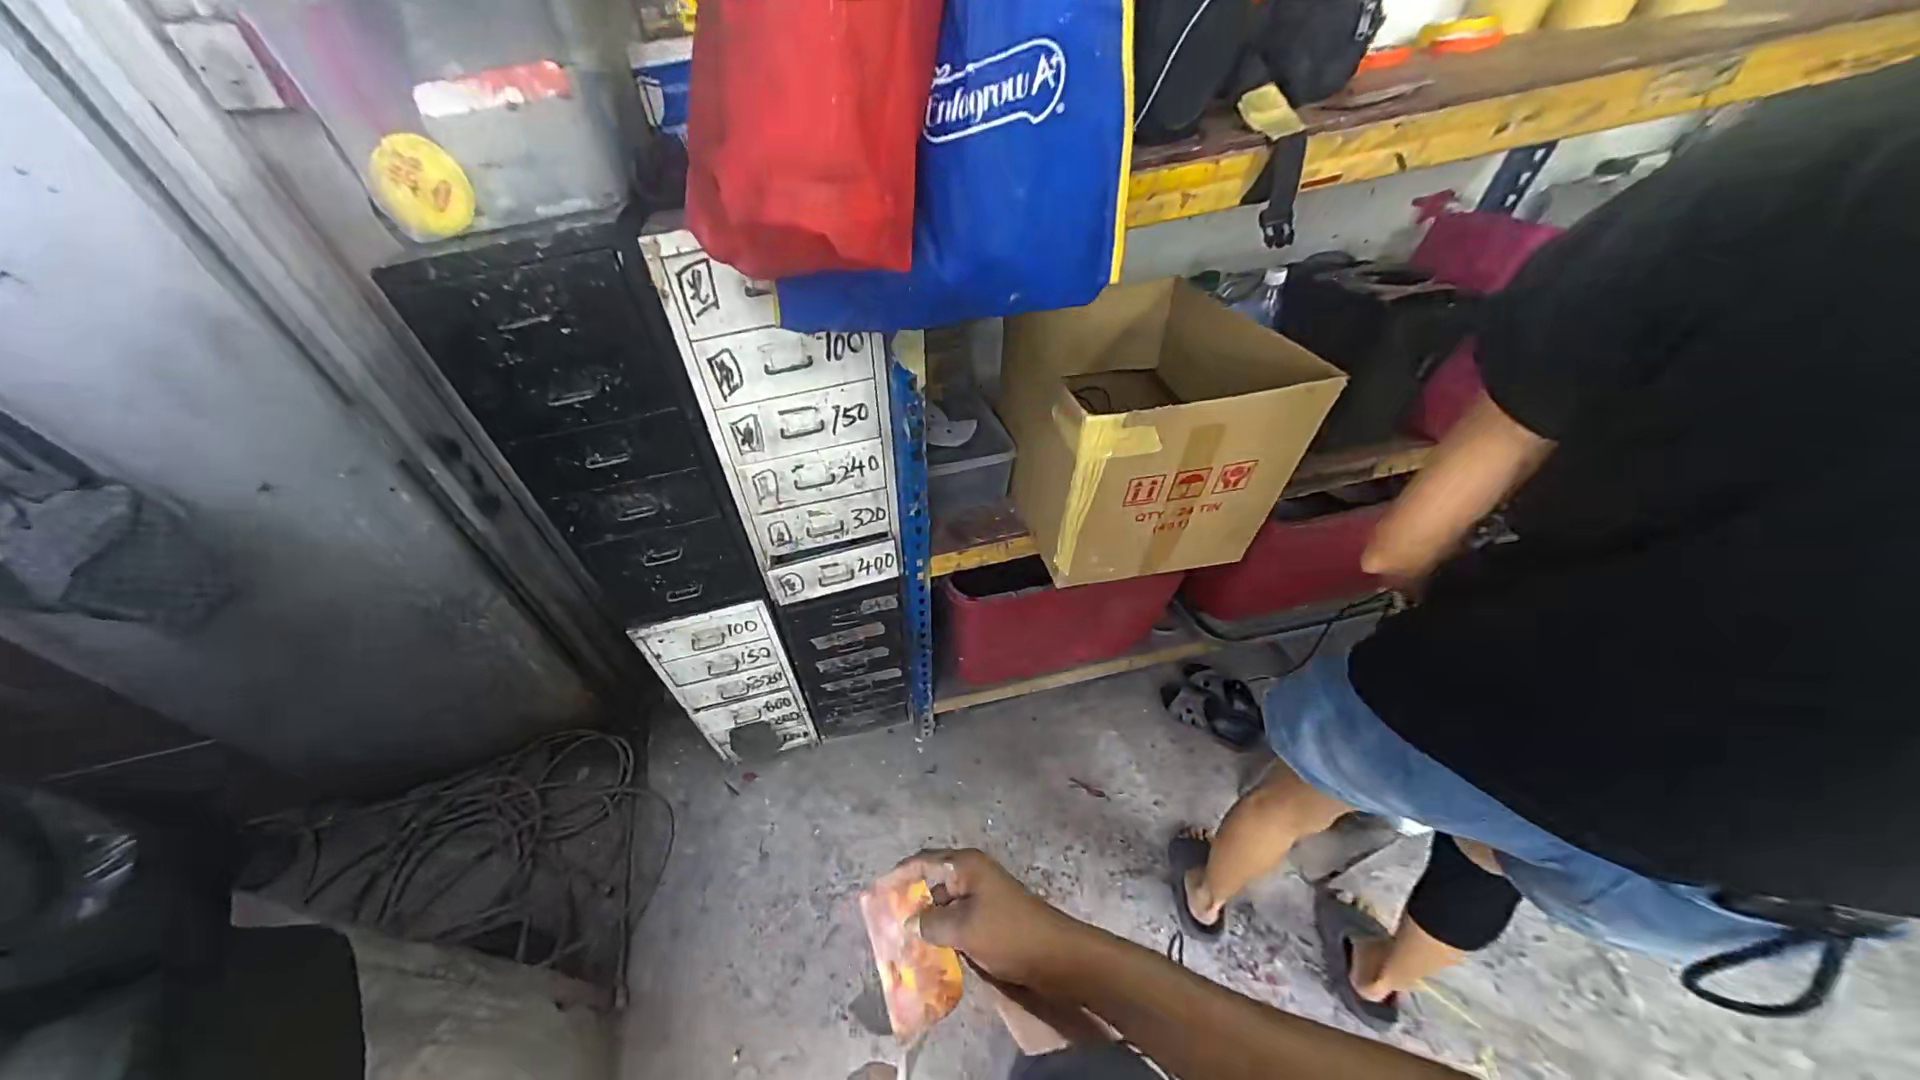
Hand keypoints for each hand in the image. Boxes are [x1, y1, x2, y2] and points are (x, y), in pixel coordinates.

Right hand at [889, 848, 1100, 992]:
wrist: (1056, 956)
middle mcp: (972, 874)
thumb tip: (910, 922)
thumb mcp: (963, 929)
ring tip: (901, 943)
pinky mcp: (989, 918)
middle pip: (931, 882)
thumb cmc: (1008, 933)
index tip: (874, 893)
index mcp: (965, 864)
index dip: (897, 875)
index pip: (922, 861)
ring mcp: (981, 896)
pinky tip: (929, 952)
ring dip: (925, 921)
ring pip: (943, 904)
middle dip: (909, 901)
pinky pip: (956, 920)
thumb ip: (930, 923)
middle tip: (884, 924)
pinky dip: (942, 933)